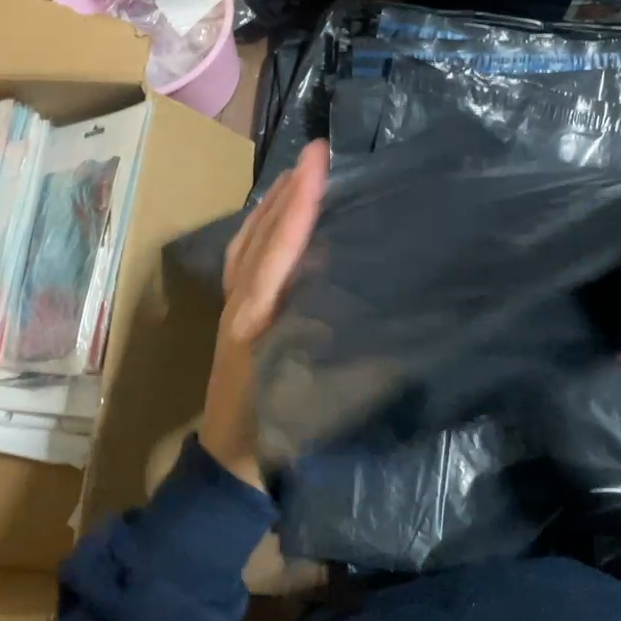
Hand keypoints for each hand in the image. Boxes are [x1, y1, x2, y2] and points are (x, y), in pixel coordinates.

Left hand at [199, 141, 330, 489]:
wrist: (226, 467)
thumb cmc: (275, 436)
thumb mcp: (319, 398)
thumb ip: (356, 358)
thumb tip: (394, 319)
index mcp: (257, 317)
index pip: (280, 246)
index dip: (301, 202)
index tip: (316, 159)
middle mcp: (239, 302)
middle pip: (259, 234)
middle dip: (288, 190)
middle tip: (315, 153)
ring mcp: (231, 307)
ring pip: (246, 241)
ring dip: (272, 205)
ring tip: (297, 176)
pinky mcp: (232, 316)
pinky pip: (243, 258)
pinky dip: (260, 230)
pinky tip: (275, 224)